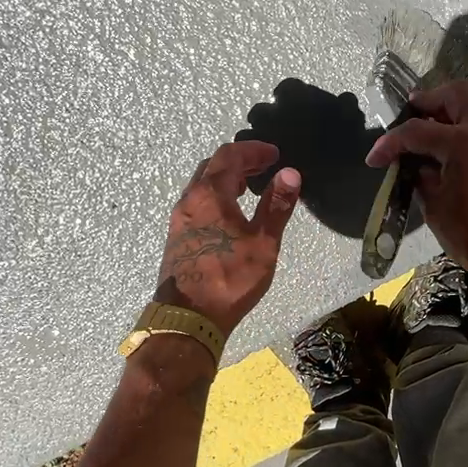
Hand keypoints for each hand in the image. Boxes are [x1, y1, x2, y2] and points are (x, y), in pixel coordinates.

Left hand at [155, 141, 301, 334]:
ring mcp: (179, 219)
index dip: (253, 150)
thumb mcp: (263, 243)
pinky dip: (216, 197)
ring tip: (249, 188)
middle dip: (239, 161)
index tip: (274, 154)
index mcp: (210, 194)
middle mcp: (189, 199)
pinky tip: (230, 215)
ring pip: (202, 185)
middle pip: (212, 167)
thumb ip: (276, 207)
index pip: (230, 156)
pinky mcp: (177, 237)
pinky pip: (197, 203)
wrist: (189, 316)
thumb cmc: (230, 278)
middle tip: (264, 167)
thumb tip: (290, 174)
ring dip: (225, 179)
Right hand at [364, 82, 467, 287]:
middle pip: (458, 95)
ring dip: (459, 118)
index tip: (376, 158)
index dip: (391, 143)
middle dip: (431, 101)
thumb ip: (424, 179)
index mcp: (464, 141)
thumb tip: (422, 167)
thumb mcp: (436, 208)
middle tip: (414, 111)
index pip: (417, 131)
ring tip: (441, 138)